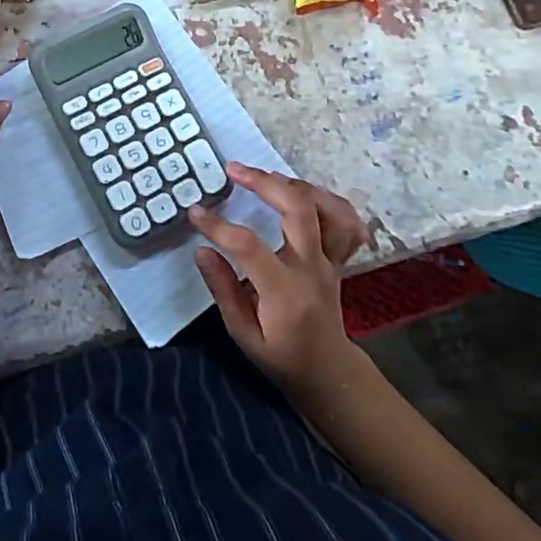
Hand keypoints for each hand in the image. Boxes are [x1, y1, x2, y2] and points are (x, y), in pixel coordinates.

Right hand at [190, 164, 371, 391]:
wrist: (329, 371)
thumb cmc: (281, 356)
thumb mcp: (242, 334)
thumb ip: (223, 290)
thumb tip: (203, 251)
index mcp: (284, 292)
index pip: (249, 246)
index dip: (218, 225)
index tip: (195, 212)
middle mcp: (313, 269)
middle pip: (299, 210)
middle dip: (264, 183)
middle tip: (234, 170)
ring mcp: (331, 261)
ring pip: (329, 209)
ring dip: (297, 186)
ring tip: (266, 177)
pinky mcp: (339, 258)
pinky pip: (346, 221)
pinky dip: (327, 200)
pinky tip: (300, 193)